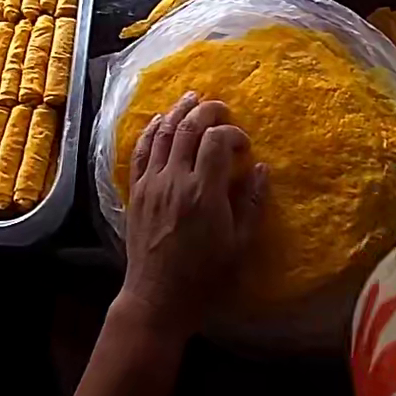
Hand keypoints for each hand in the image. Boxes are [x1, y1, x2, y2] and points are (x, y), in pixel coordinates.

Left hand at [120, 92, 267, 338]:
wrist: (157, 297)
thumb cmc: (204, 278)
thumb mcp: (239, 245)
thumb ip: (250, 204)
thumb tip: (260, 168)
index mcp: (203, 193)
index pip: (216, 141)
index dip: (232, 133)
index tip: (243, 143)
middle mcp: (174, 180)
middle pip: (187, 129)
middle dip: (206, 110)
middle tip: (220, 106)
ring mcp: (150, 183)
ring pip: (162, 134)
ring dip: (177, 111)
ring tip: (191, 97)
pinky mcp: (135, 190)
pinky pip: (140, 152)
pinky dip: (150, 131)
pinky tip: (159, 121)